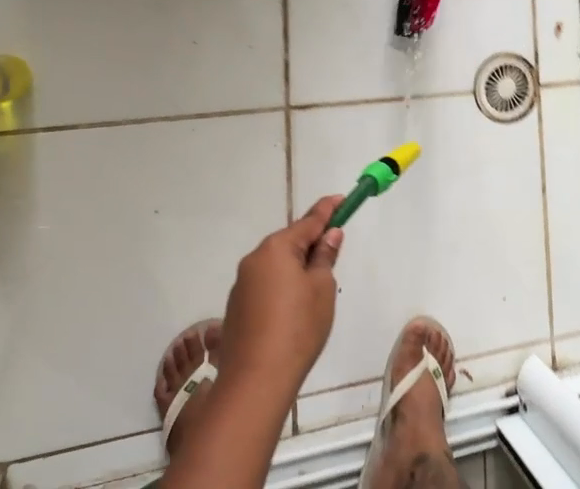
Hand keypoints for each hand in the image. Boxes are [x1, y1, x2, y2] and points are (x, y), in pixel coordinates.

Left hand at [219, 196, 344, 397]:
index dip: (328, 210)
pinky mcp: (237, 307)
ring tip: (317, 289)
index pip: (308, 221)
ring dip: (296, 267)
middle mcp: (254, 260)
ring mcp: (242, 285)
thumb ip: (325, 257)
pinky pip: (266, 284)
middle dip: (311, 242)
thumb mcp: (322, 288)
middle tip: (333, 251)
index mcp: (276, 249)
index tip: (342, 199)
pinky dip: (283, 286)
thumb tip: (329, 235)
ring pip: (276, 265)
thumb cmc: (298, 327)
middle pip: (289, 242)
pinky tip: (294, 309)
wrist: (256, 380)